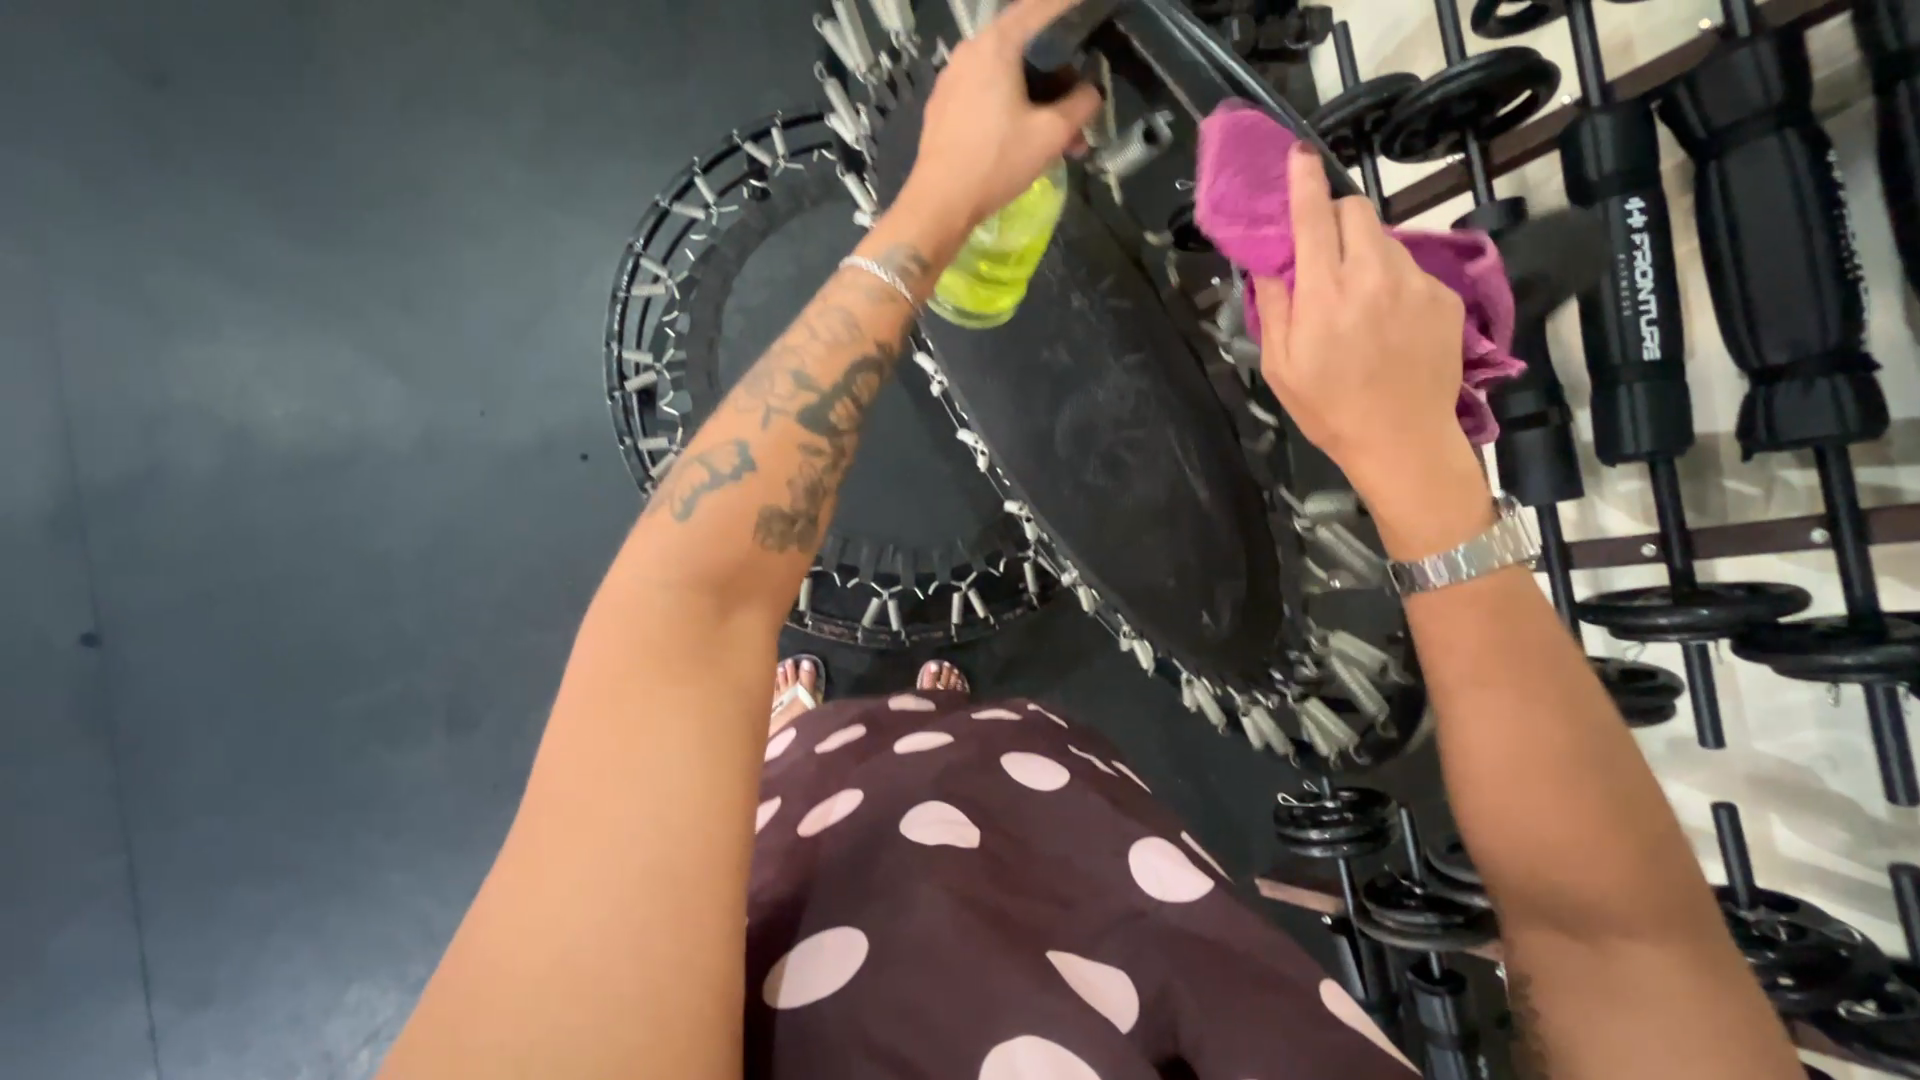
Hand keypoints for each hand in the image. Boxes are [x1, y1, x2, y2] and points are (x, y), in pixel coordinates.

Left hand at [897, 0, 1102, 231]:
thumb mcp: (1051, 134)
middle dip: (1057, 75)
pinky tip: (1023, 139)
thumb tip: (1090, 93)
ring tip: (1057, 137)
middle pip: (1023, 48)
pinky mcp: (943, 106)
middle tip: (1078, 105)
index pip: (1040, 8)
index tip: (1087, 5)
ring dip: (1036, 100)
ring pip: (1005, 76)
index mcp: (996, 45)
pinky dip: (1009, 108)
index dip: (1068, 5)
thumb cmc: (996, 162)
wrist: (940, 203)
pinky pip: (984, 95)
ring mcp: (951, 79)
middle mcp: (969, 51)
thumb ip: (1081, 105)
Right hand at [1256, 144, 1485, 551]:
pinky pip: (1411, 268)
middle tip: (1322, 251)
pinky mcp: (1444, 297)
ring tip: (1356, 297)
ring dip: (1362, 250)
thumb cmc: (1329, 409)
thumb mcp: (1279, 367)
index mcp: (1324, 294)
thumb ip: (1272, 308)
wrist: (1402, 440)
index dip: (1303, 181)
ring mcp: (1414, 283)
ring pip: (1384, 237)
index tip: (1299, 155)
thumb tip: (1268, 265)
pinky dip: (1391, 279)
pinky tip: (1388, 319)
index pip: (1312, 217)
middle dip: (1333, 217)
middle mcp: (1372, 276)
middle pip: (1355, 210)